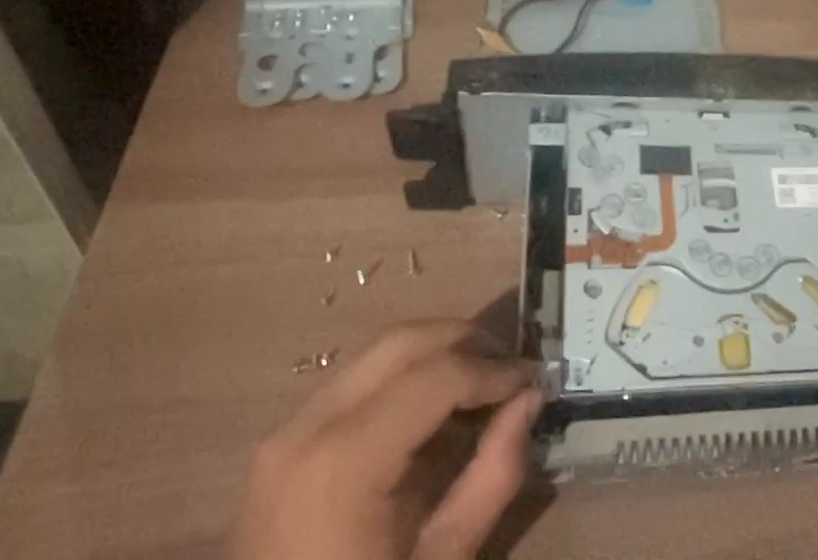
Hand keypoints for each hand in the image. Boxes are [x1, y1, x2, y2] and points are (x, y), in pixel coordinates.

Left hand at [233, 320, 543, 559]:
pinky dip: (402, 378)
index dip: (495, 369)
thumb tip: (528, 401)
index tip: (537, 379)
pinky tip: (436, 410)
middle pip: (401, 342)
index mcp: (345, 462)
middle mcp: (308, 427)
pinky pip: (352, 383)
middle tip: (514, 367)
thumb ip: (492, 476)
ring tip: (482, 385)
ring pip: (375, 354)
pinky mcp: (280, 443)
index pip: (437, 375)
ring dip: (435, 354)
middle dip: (466, 341)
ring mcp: (286, 431)